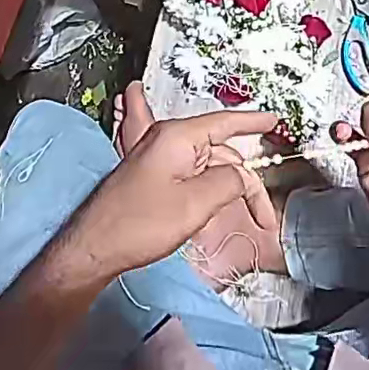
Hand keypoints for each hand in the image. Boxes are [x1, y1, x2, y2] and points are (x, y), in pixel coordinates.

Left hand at [54, 99, 279, 285]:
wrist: (94, 248)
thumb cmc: (142, 223)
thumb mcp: (197, 203)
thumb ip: (230, 181)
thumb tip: (241, 175)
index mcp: (178, 136)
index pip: (225, 122)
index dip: (253, 121)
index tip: (274, 120)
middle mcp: (169, 140)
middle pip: (222, 152)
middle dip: (246, 182)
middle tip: (264, 216)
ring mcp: (160, 157)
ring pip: (210, 166)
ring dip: (230, 190)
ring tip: (248, 218)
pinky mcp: (154, 175)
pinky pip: (193, 175)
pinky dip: (211, 191)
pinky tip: (214, 213)